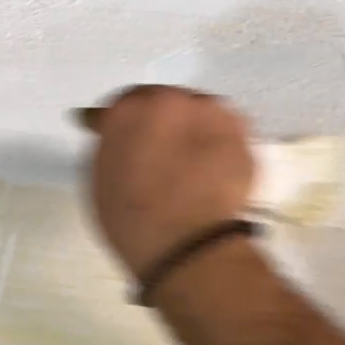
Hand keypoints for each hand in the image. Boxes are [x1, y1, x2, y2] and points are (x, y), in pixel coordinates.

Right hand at [81, 86, 255, 275]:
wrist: (186, 245)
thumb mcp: (101, 180)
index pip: (120, 107)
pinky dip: (214, 147)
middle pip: (161, 103)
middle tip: (156, 158)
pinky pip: (221, 133)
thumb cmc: (130, 219)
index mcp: (127, 110)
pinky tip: (207, 175)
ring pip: (195, 114)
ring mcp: (211, 112)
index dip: (121, 128)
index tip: (122, 145)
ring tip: (186, 167)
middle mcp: (170, 99)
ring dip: (189, 131)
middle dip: (157, 125)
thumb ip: (109, 147)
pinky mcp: (243, 132)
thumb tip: (115, 133)